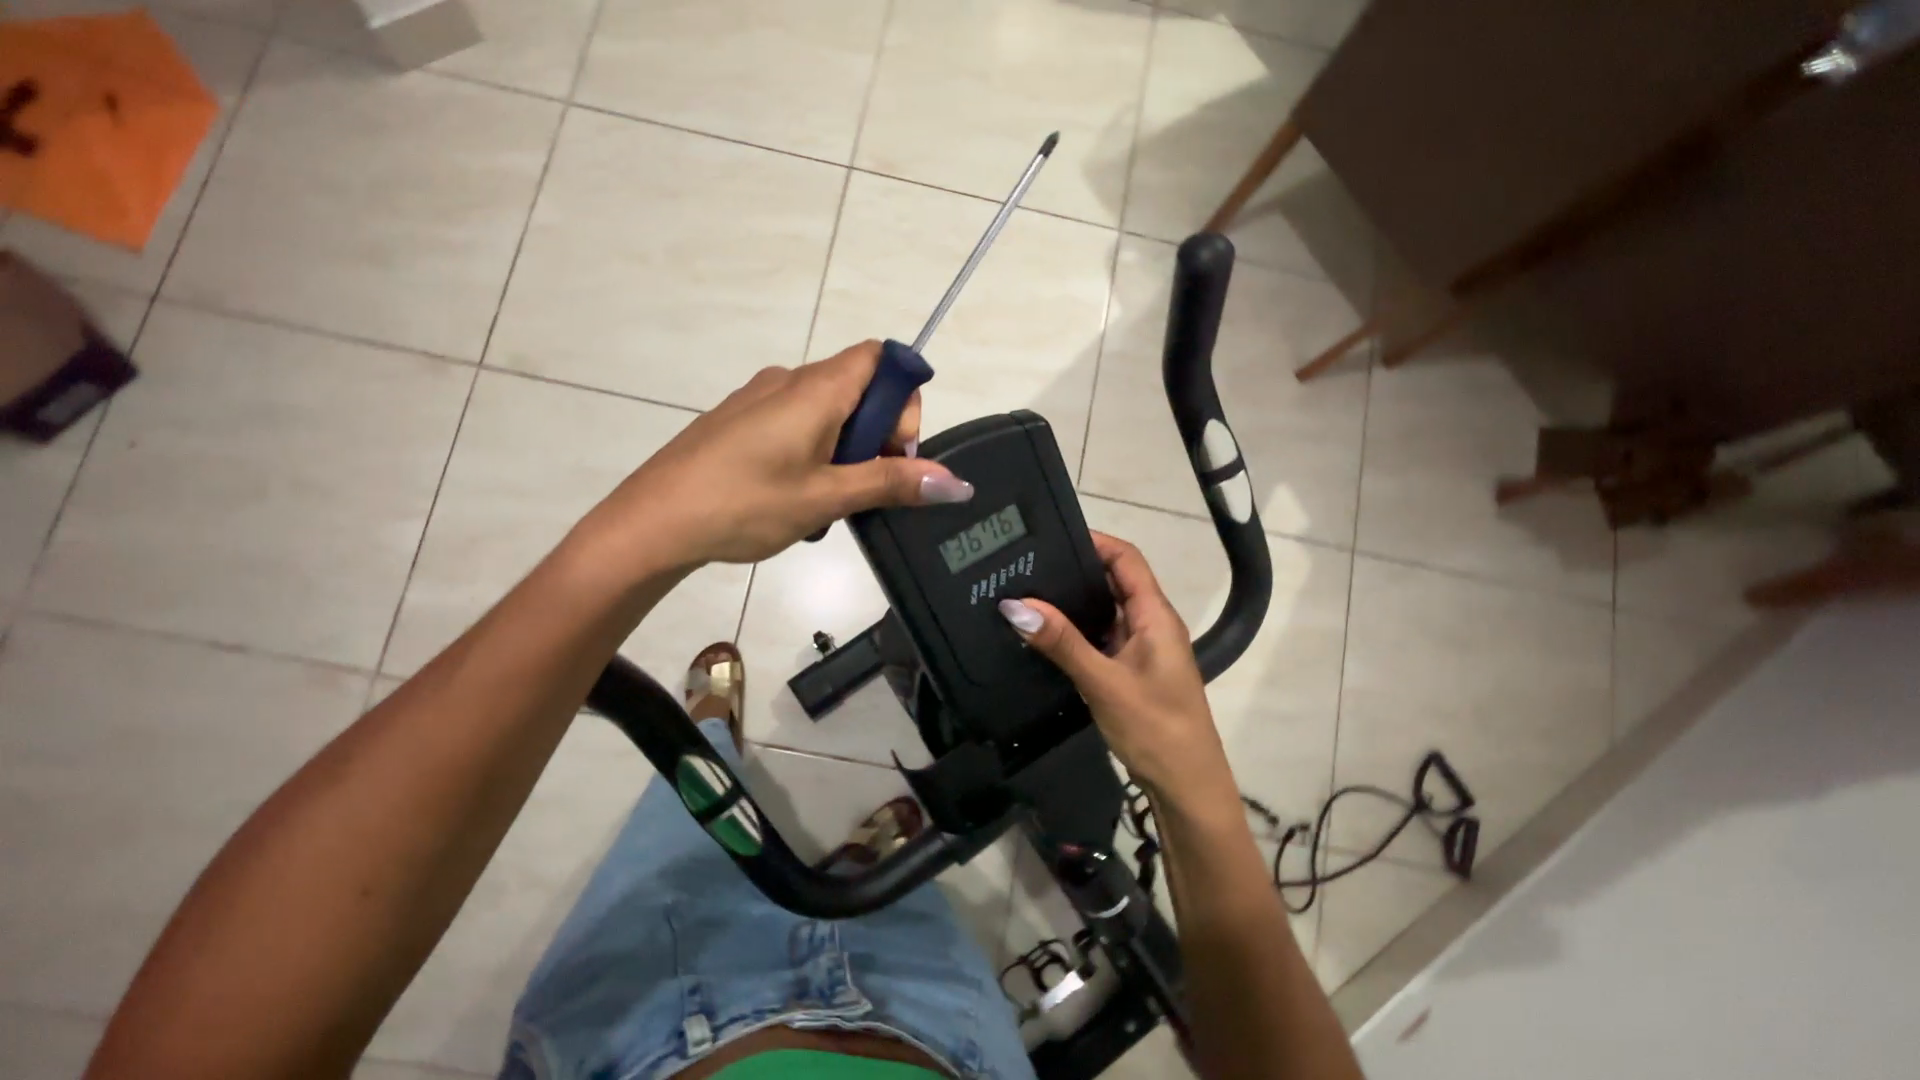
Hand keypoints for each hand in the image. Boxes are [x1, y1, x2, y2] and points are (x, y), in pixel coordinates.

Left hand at [581, 341, 973, 569]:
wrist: (651, 522)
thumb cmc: (743, 503)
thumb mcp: (826, 498)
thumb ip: (892, 484)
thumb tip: (958, 483)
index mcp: (816, 388)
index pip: (881, 358)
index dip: (903, 398)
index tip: (895, 451)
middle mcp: (788, 381)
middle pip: (858, 388)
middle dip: (876, 437)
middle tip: (863, 489)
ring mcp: (758, 399)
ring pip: (827, 412)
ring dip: (844, 453)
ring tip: (825, 504)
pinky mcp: (737, 421)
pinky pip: (795, 425)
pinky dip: (812, 454)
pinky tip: (792, 499)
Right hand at [997, 532, 1233, 801]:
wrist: (1186, 785)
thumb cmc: (1155, 727)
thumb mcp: (1103, 682)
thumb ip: (1061, 642)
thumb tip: (1015, 604)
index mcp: (1155, 615)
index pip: (1126, 558)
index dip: (1093, 540)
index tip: (1048, 535)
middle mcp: (1150, 624)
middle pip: (1113, 581)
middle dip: (1073, 570)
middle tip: (1023, 564)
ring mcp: (1141, 650)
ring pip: (1104, 612)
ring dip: (1072, 603)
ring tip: (1024, 593)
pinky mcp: (1130, 673)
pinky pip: (1100, 639)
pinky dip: (1074, 632)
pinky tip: (1042, 636)